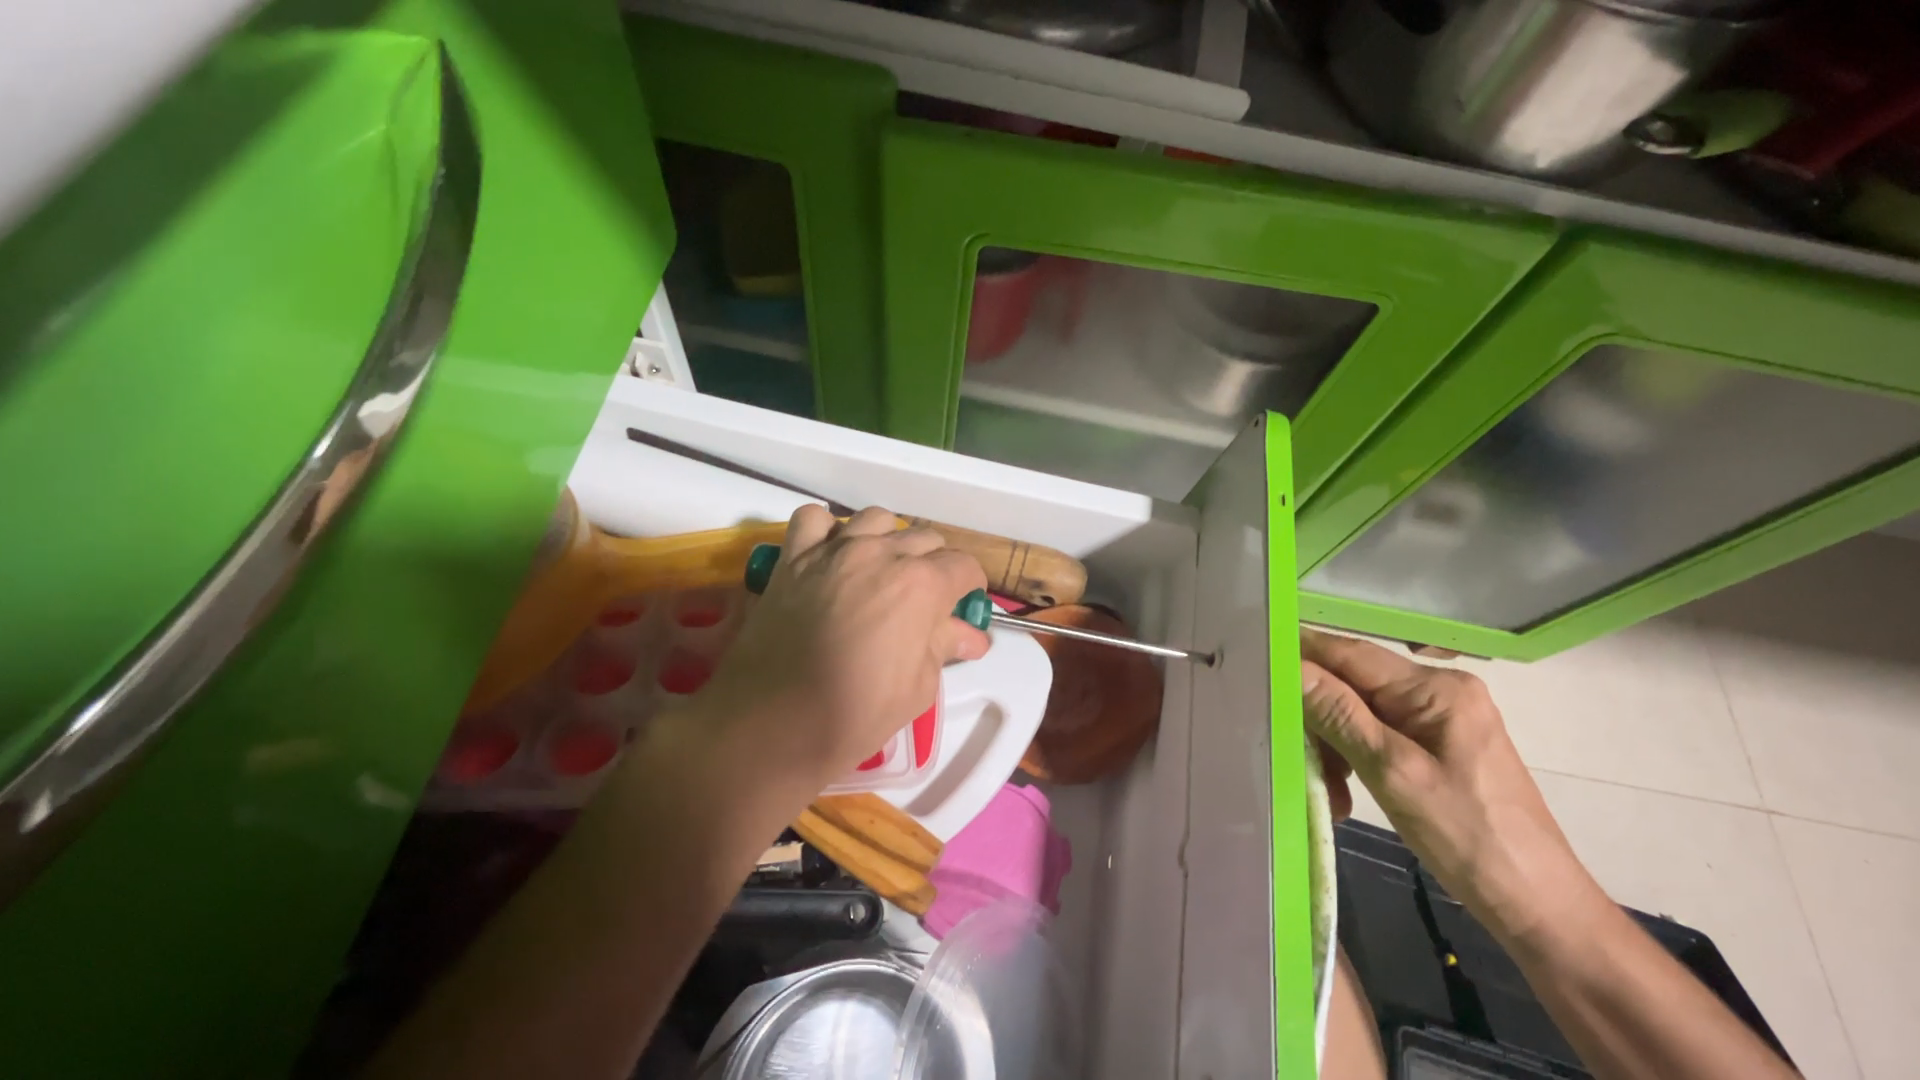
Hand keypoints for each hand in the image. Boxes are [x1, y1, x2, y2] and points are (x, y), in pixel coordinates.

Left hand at [694, 505, 989, 791]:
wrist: (773, 723)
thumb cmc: (855, 714)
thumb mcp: (917, 688)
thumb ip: (943, 647)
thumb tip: (970, 636)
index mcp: (921, 585)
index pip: (963, 567)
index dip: (968, 588)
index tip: (961, 607)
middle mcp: (881, 554)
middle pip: (923, 538)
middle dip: (933, 565)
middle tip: (923, 600)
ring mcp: (833, 550)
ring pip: (875, 519)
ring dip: (887, 539)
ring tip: (880, 570)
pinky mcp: (792, 557)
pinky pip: (813, 519)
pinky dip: (827, 530)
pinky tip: (831, 555)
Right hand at [1301, 629, 1609, 949]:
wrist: (1534, 900)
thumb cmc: (1467, 835)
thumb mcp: (1393, 772)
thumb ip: (1340, 715)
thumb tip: (1292, 666)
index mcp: (1436, 689)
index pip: (1352, 654)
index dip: (1302, 653)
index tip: (1253, 659)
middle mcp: (1439, 692)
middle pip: (1354, 686)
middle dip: (1318, 719)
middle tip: (1292, 756)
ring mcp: (1441, 720)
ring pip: (1362, 715)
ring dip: (1334, 748)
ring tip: (1329, 794)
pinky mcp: (1440, 748)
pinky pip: (1380, 738)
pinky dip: (1356, 761)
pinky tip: (1347, 795)